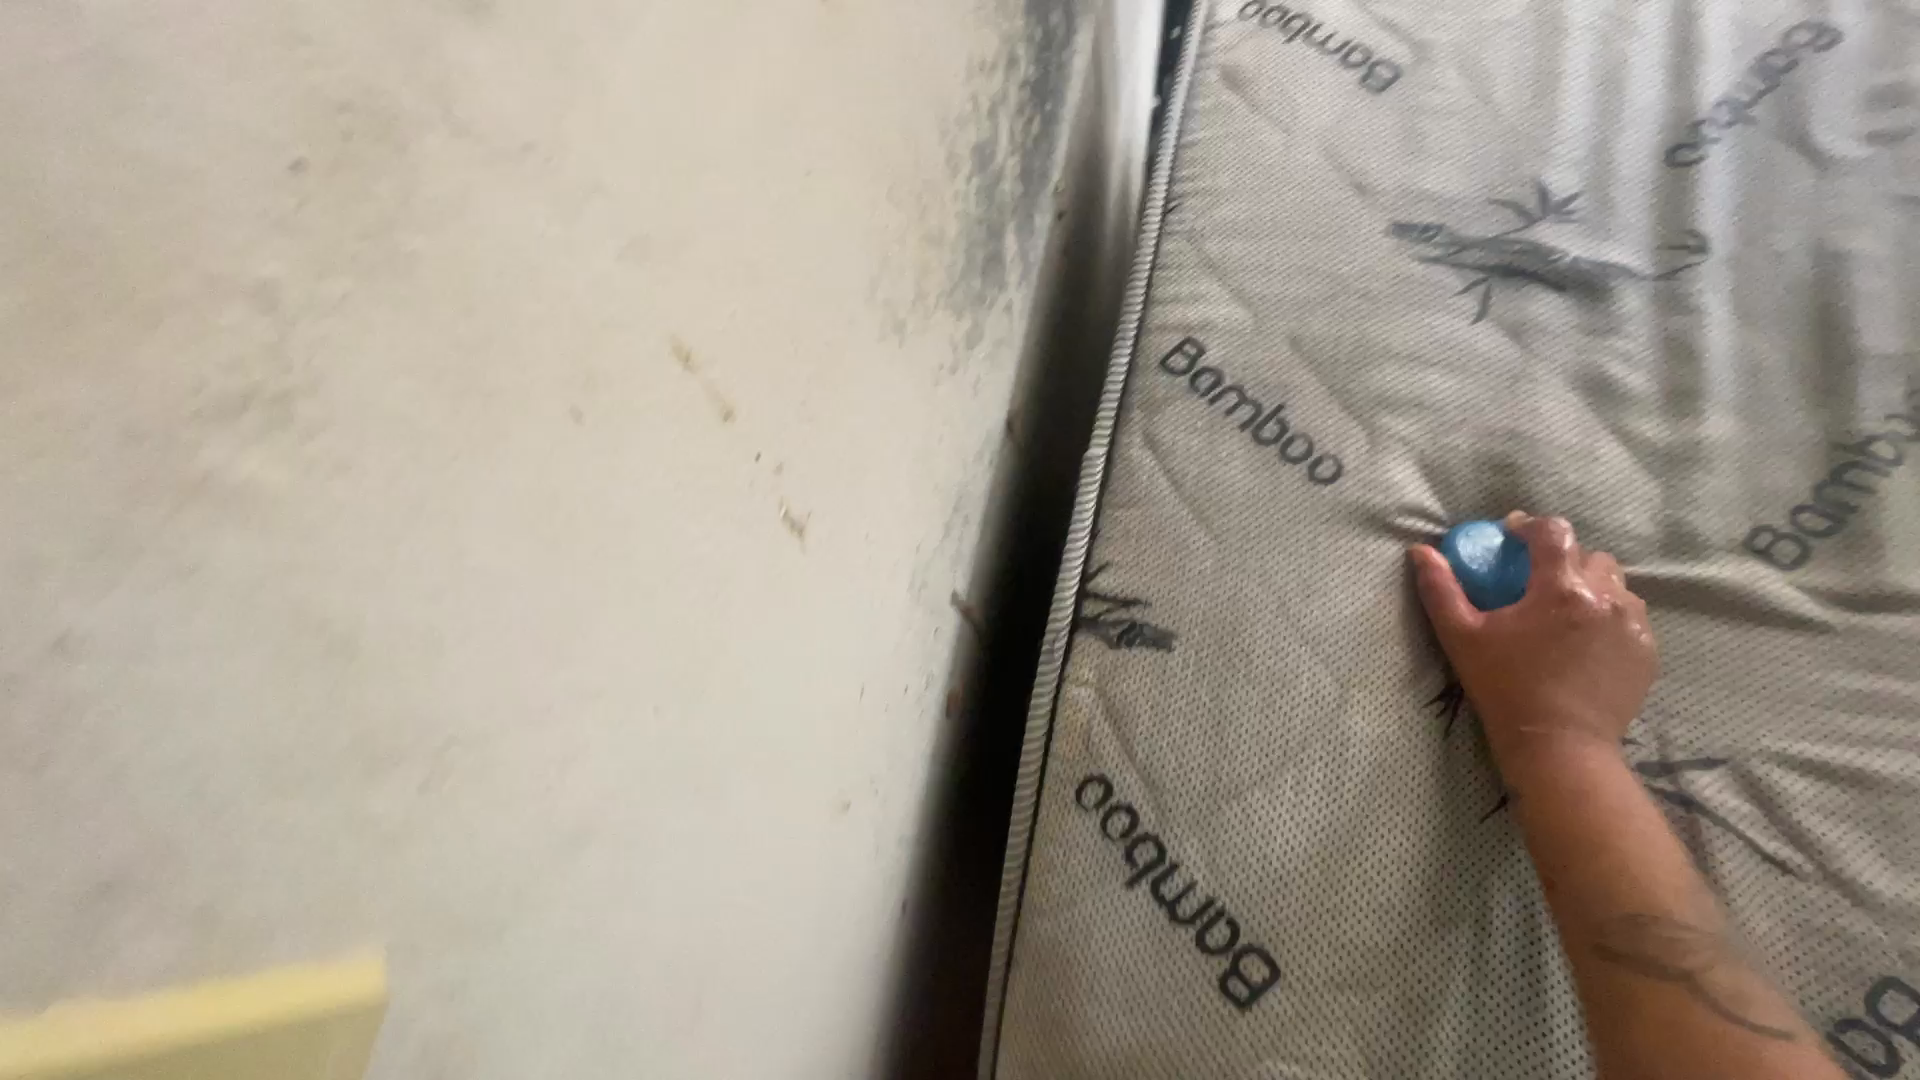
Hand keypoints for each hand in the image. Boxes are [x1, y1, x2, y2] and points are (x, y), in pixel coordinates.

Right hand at [1410, 513, 1657, 788]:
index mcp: (1560, 589)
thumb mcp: (1460, 635)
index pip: (1553, 533)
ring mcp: (1633, 625)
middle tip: (1532, 579)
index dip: (1530, 526)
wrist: (1558, 743)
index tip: (1510, 535)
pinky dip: (1606, 613)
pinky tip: (1581, 636)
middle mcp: (1605, 598)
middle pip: (1589, 555)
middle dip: (1561, 557)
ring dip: (1588, 584)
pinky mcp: (1646, 651)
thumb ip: (1440, 588)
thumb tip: (1421, 551)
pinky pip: (1629, 615)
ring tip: (1561, 608)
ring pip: (1615, 583)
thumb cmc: (1503, 686)